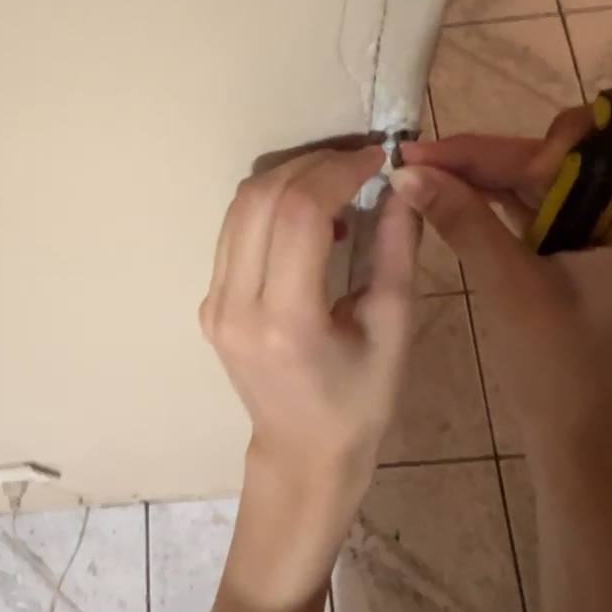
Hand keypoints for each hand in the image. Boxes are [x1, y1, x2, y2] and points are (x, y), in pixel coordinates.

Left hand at [200, 146, 419, 603]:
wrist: (302, 452)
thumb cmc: (359, 403)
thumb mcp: (392, 329)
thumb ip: (396, 251)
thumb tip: (403, 184)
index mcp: (286, 321)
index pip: (299, 213)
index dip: (337, 171)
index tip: (376, 159)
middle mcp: (235, 307)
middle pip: (259, 199)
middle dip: (312, 165)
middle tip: (358, 164)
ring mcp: (213, 305)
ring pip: (239, 209)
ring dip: (288, 181)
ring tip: (337, 185)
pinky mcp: (209, 305)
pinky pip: (234, 233)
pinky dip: (271, 208)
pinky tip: (310, 219)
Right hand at [392, 112, 611, 465]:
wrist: (575, 440)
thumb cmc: (562, 372)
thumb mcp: (513, 289)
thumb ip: (465, 222)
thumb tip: (409, 171)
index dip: (582, 130)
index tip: (525, 160)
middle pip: (580, 152)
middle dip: (508, 152)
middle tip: (433, 158)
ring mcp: (611, 235)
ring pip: (552, 177)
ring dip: (491, 172)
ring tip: (425, 167)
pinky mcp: (582, 253)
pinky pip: (542, 207)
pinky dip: (498, 200)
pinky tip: (450, 191)